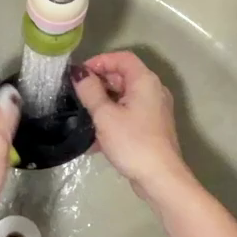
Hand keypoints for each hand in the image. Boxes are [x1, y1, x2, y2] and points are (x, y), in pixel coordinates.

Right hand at [72, 52, 190, 195]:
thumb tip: (79, 73)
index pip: (122, 58)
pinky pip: (128, 114)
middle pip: (123, 76)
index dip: (99, 61)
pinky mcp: (151, 127)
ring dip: (103, 102)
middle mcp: (153, 91)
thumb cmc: (132, 142)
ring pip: (124, 97)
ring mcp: (154, 110)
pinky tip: (94, 137)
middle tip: (77, 94)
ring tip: (83, 114)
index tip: (79, 74)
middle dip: (99, 82)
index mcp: (145, 81)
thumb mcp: (105, 115)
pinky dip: (112, 118)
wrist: (160, 178)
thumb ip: (90, 91)